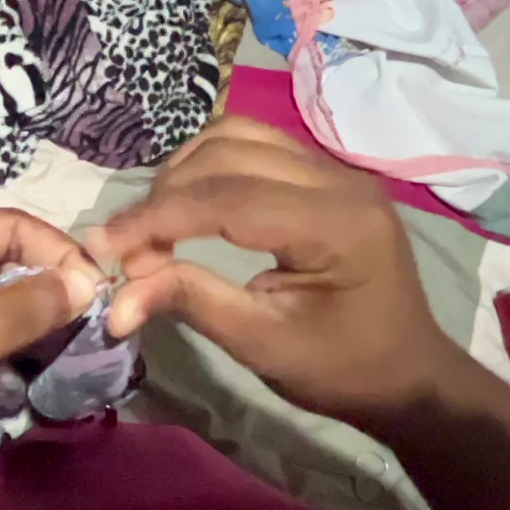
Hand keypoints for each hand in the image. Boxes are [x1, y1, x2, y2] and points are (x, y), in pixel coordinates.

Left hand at [0, 208, 101, 505]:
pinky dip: (4, 329)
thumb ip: (18, 311)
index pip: (2, 223)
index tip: (97, 289)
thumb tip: (86, 283)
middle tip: (91, 316)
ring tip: (70, 334)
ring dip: (28, 307)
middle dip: (45, 278)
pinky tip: (32, 351)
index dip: (53, 249)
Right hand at [91, 116, 463, 425]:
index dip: (156, 217)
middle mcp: (339, 179)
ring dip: (183, 171)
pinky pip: (251, 143)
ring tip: (154, 220)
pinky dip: (206, 164)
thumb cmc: (341, 368)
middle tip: (128, 246)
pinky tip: (188, 198)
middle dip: (164, 196)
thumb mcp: (261, 344)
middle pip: (226, 155)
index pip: (228, 199)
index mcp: (337, 225)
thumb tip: (115, 299)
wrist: (407, 373)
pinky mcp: (322, 171)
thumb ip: (189, 302)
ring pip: (234, 136)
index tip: (102, 245)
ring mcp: (334, 168)